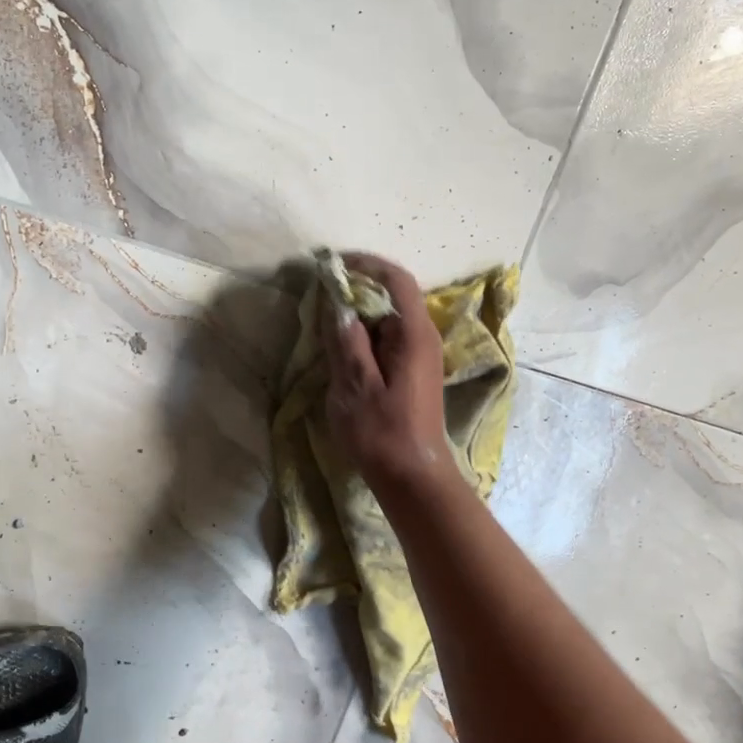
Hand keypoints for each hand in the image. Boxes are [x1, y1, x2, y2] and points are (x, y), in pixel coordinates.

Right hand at [322, 252, 455, 487]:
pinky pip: (387, 338)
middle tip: (320, 294)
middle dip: (357, 290)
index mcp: (413, 335)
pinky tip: (340, 348)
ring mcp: (419, 356)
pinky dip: (363, 334)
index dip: (366, 265)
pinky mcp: (412, 372)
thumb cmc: (382, 433)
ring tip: (324, 320)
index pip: (396, 281)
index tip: (333, 265)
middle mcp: (423, 338)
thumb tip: (338, 306)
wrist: (412, 477)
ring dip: (358, 314)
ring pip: (388, 319)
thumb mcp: (355, 386)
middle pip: (392, 296)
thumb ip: (347, 342)